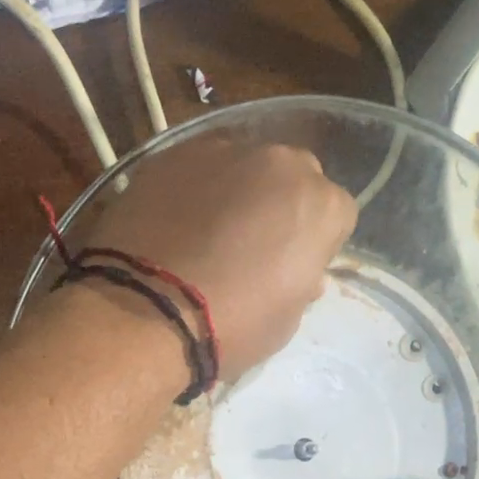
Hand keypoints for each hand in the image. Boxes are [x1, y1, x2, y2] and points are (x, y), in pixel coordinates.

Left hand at [79, 135, 357, 378]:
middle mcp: (280, 163)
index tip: (290, 270)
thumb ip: (300, 283)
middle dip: (278, 207)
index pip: (334, 216)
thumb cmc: (228, 327)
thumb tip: (299, 272)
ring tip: (203, 237)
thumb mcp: (284, 322)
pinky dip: (190, 191)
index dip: (313, 244)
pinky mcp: (170, 154)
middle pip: (292, 178)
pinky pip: (194, 169)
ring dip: (234, 193)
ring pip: (242, 166)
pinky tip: (171, 225)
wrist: (144, 312)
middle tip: (249, 249)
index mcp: (320, 205)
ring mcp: (222, 150)